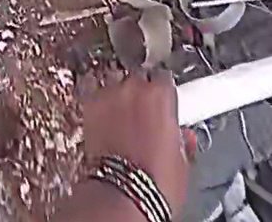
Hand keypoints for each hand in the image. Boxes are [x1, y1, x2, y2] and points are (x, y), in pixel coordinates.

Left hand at [80, 69, 192, 211]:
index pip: (165, 78)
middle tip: (145, 115)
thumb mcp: (181, 162)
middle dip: (142, 93)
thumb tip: (181, 135)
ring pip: (115, 83)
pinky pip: (95, 93)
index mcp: (160, 96)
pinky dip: (101, 104)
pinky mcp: (90, 102)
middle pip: (138, 78)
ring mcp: (109, 93)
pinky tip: (106, 120)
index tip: (165, 100)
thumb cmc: (155, 182)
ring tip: (124, 119)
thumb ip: (181, 139)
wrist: (124, 194)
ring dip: (121, 96)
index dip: (165, 91)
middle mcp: (133, 87)